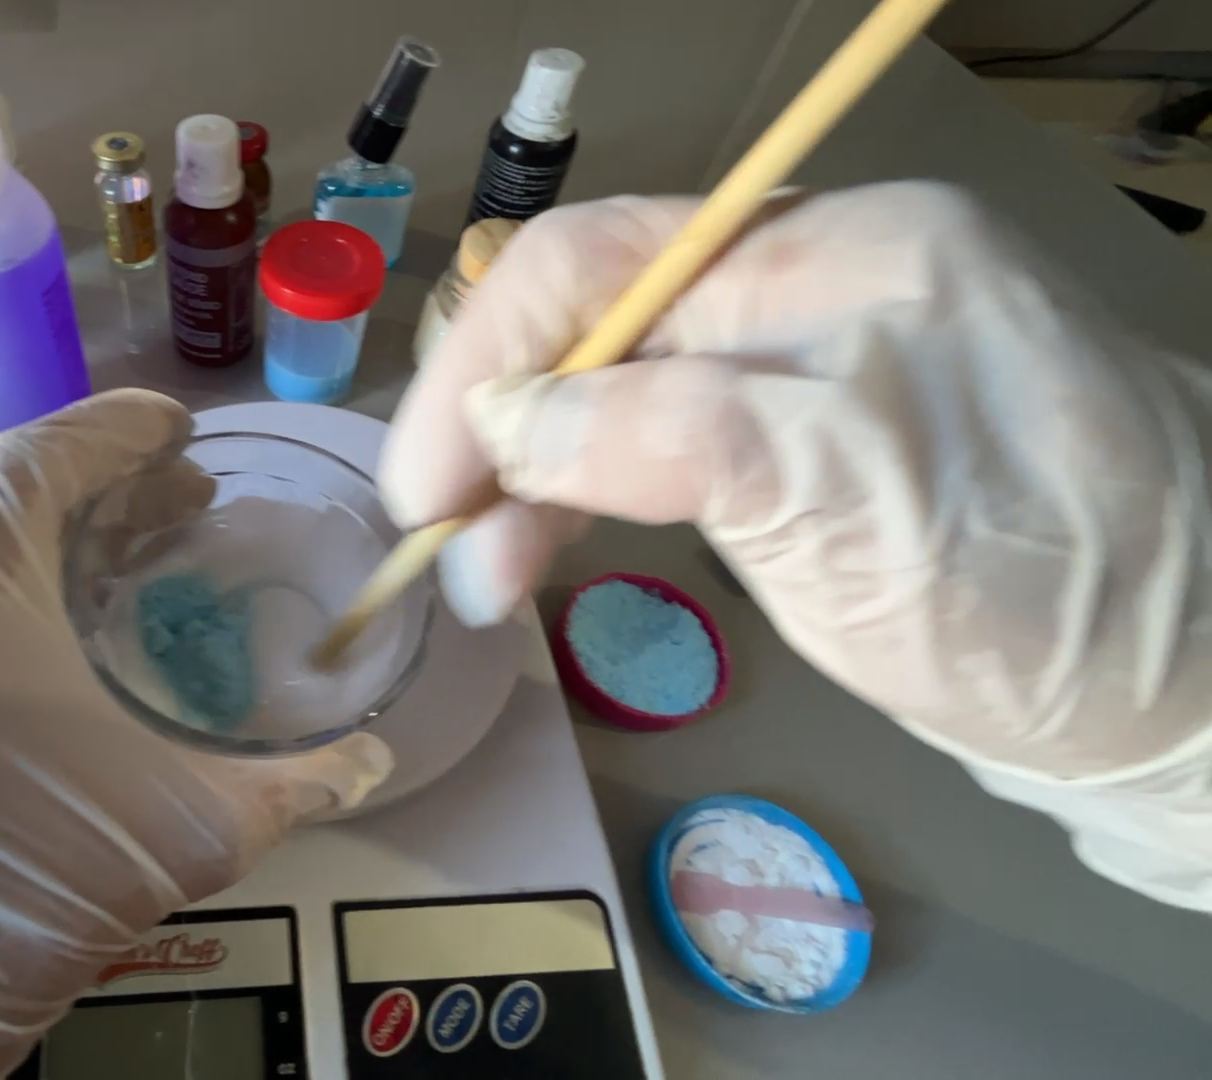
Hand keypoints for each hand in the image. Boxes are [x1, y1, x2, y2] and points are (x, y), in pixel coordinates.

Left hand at [0, 390, 391, 1078]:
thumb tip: (365, 762)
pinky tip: (23, 648)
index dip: (112, 431)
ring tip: (118, 567)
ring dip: (38, 548)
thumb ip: (271, 793)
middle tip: (179, 505)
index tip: (177, 427)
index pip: (32, 461)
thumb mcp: (146, 852)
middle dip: (98, 493)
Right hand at [382, 181, 1211, 910]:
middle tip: (434, 542)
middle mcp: (757, 304)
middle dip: (481, 440)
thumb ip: (666, 434)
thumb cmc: (1034, 574)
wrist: (1164, 686)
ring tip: (475, 580)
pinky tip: (515, 560)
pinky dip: (544, 513)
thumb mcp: (851, 489)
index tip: (423, 480)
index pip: (586, 268)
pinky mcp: (728, 460)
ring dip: (504, 493)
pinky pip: (600, 465)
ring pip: (570, 412)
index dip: (478, 365)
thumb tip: (500, 424)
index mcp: (804, 260)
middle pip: (563, 342)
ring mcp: (738, 385)